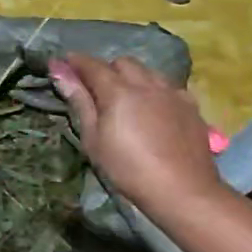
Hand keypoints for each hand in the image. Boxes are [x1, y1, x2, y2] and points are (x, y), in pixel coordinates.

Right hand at [49, 54, 227, 211]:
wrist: (182, 190)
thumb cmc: (129, 170)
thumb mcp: (94, 140)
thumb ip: (80, 102)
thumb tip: (60, 71)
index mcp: (118, 90)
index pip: (92, 65)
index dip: (76, 62)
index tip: (64, 63)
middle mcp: (146, 83)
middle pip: (122, 63)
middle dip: (106, 69)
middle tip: (97, 89)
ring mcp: (172, 91)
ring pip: (148, 71)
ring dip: (133, 77)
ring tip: (127, 98)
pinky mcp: (190, 104)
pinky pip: (168, 85)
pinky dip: (156, 89)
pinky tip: (156, 108)